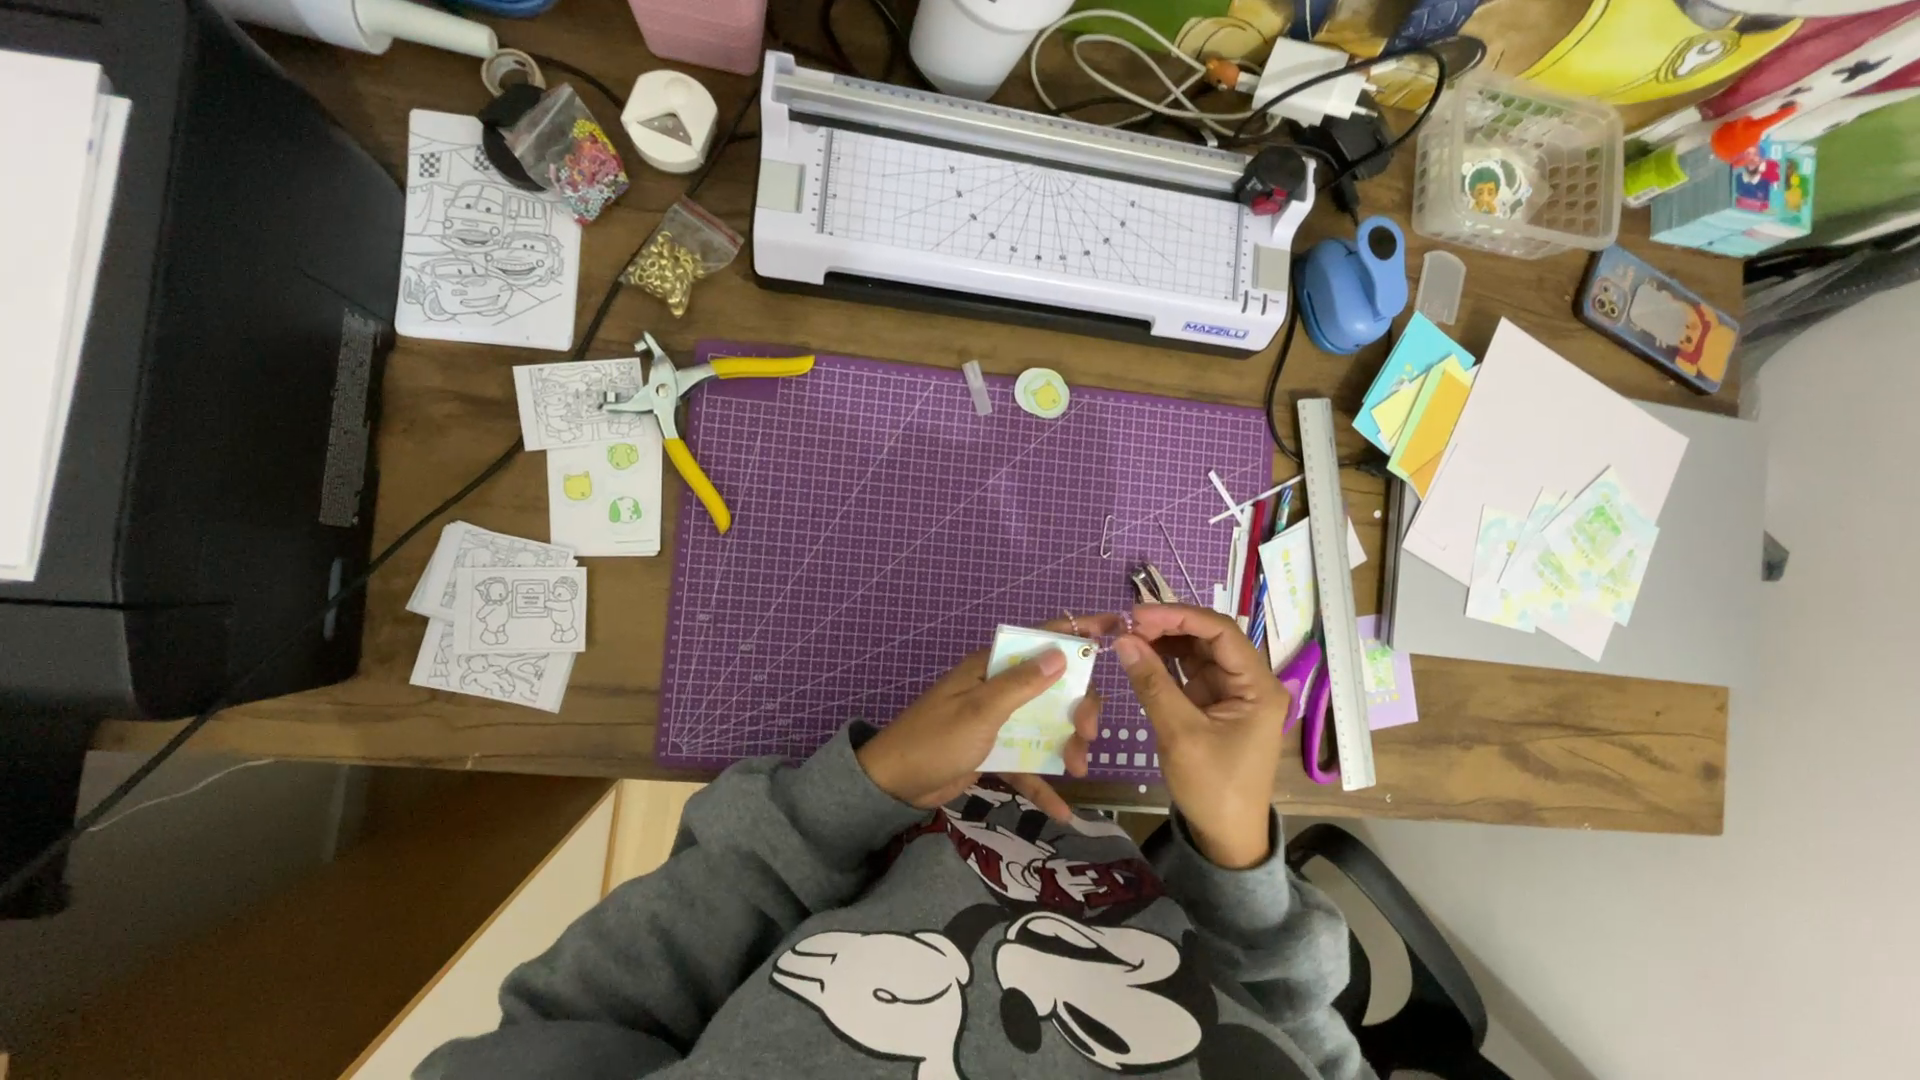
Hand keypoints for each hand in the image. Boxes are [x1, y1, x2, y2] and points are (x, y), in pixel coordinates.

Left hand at [857, 616, 1116, 821]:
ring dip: (1066, 744)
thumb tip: (1061, 653)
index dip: (1078, 630)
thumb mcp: (980, 711)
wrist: (894, 785)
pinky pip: (1027, 764)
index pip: (1041, 639)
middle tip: (1087, 735)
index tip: (1116, 626)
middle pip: (1055, 688)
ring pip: (1047, 725)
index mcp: (992, 668)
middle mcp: (1000, 689)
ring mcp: (999, 721)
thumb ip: (1021, 685)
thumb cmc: (935, 740)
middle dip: (1079, 708)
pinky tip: (1063, 810)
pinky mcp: (995, 752)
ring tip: (1077, 768)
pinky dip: (1043, 785)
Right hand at [1111, 605, 1288, 867]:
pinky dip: (1165, 662)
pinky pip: (1189, 672)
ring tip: (1128, 636)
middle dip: (1169, 626)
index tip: (1139, 615)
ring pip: (1197, 651)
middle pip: (1210, 637)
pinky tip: (1140, 656)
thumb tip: (1124, 640)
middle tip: (1127, 624)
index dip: (1180, 616)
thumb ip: (1153, 683)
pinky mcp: (1214, 704)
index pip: (1221, 631)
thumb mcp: (1179, 734)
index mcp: (1258, 686)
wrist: (1227, 837)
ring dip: (1165, 641)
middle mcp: (1249, 681)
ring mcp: (1231, 692)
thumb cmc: (1212, 787)